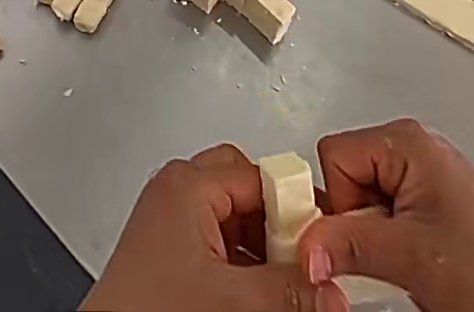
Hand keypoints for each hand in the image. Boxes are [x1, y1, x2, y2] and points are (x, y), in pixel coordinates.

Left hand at [84, 144, 335, 310]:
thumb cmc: (145, 309)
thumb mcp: (232, 300)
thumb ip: (288, 291)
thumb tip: (328, 289)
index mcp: (187, 184)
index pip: (259, 175)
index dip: (297, 207)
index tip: (323, 240)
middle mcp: (176, 189)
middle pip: (245, 186)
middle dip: (278, 223)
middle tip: (303, 259)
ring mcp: (170, 215)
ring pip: (233, 212)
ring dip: (262, 244)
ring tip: (283, 282)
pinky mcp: (168, 243)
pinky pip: (217, 234)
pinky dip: (242, 258)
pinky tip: (256, 290)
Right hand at [296, 120, 473, 311]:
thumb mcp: (412, 258)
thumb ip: (346, 243)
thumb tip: (302, 245)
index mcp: (406, 142)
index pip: (334, 154)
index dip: (337, 199)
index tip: (347, 239)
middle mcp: (416, 153)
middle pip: (348, 176)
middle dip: (356, 222)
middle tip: (386, 258)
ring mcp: (431, 184)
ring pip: (368, 203)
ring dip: (376, 240)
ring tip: (412, 269)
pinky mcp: (443, 213)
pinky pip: (392, 220)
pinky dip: (395, 248)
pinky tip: (422, 273)